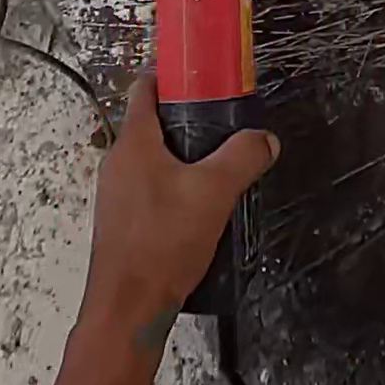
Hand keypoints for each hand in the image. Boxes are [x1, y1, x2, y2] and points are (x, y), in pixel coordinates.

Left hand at [51, 76, 277, 384]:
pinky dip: (178, 179)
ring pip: (155, 155)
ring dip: (185, 152)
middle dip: (189, 115)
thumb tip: (266, 140)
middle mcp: (119, 164)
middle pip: (154, 121)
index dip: (173, 74)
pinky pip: (153, 183)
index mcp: (134, 144)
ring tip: (221, 161)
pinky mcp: (124, 220)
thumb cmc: (163, 241)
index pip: (145, 90)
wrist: (129, 312)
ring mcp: (118, 194)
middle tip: (225, 118)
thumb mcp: (216, 189)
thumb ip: (246, 155)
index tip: (204, 72)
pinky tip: (203, 199)